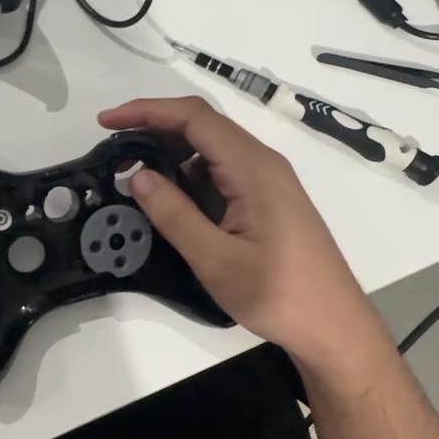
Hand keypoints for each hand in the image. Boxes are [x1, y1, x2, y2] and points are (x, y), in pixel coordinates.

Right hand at [98, 96, 396, 373]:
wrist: (333, 326)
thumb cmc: (278, 294)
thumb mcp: (216, 259)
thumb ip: (174, 215)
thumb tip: (136, 175)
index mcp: (253, 168)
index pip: (194, 118)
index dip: (147, 111)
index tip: (106, 122)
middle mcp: (261, 164)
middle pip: (202, 126)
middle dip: (152, 129)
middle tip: (111, 152)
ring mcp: (265, 182)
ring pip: (209, 151)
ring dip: (168, 156)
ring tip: (130, 179)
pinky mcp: (264, 202)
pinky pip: (219, 174)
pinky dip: (186, 178)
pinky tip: (165, 201)